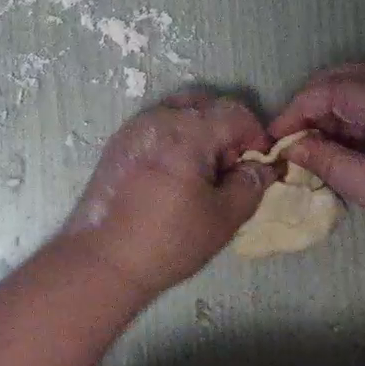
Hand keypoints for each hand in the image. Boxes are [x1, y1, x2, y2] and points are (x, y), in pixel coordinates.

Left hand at [60, 89, 276, 296]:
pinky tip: (173, 178)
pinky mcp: (117, 145)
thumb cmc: (169, 240)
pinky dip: (173, 141)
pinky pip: (155, 128)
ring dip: (198, 134)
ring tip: (201, 175)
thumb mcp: (223, 217)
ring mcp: (132, 129)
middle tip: (229, 169)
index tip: (257, 162)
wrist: (103, 258)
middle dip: (226, 130)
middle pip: (204, 106)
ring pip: (177, 113)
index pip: (234, 112)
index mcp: (186, 132)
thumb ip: (249, 185)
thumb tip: (261, 167)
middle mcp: (157, 119)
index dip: (255, 134)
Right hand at [271, 63, 364, 277]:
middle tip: (294, 145)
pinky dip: (360, 119)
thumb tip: (292, 147)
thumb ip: (333, 165)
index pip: (330, 88)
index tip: (275, 143)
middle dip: (312, 107)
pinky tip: (355, 154)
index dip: (295, 112)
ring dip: (336, 113)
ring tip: (321, 154)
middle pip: (346, 77)